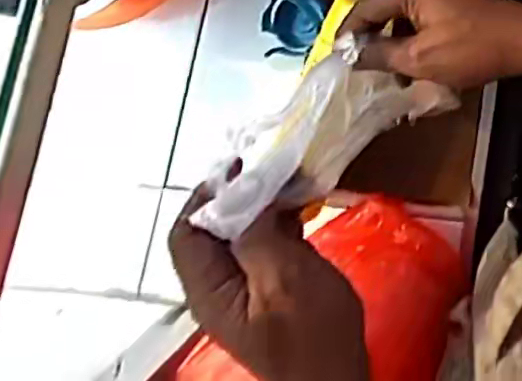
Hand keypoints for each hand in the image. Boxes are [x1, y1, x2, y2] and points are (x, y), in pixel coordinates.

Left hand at [168, 179, 367, 380]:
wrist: (335, 374)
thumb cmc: (311, 331)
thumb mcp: (285, 280)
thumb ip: (260, 237)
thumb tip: (251, 194)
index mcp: (211, 290)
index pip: (187, 234)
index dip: (207, 196)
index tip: (242, 164)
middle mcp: (221, 284)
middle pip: (214, 228)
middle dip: (240, 191)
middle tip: (274, 161)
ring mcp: (249, 282)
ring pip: (243, 229)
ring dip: (264, 199)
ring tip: (294, 172)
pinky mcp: (274, 279)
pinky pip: (267, 237)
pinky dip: (282, 213)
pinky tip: (308, 197)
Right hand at [349, 0, 521, 88]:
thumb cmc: (472, 48)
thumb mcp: (419, 58)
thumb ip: (380, 54)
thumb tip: (351, 53)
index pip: (366, 3)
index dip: (347, 31)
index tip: (335, 58)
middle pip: (384, 5)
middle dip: (369, 35)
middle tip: (357, 64)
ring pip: (404, 13)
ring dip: (392, 39)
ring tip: (385, 69)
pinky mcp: (459, 4)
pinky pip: (424, 17)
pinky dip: (413, 38)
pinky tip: (415, 63)